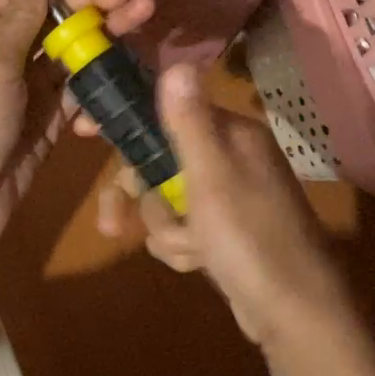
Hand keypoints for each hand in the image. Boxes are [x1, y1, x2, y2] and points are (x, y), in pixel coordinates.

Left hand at [0, 0, 153, 248]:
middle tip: (131, 3)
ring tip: (142, 25)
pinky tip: (103, 103)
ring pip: (76, 50)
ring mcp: (33, 88)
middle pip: (59, 13)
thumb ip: (17, 21)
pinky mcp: (52, 119)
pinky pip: (81, 93)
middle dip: (95, 2)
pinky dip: (96, 94)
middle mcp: (11, 54)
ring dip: (108, 38)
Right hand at [95, 63, 349, 347]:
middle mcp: (227, 161)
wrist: (292, 311)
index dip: (123, 122)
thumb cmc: (250, 239)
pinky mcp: (221, 233)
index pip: (164, 112)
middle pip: (154, 163)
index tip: (83, 130)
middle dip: (136, 197)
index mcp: (230, 137)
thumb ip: (188, 123)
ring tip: (188, 249)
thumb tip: (176, 64)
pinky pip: (178, 230)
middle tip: (113, 225)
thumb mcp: (212, 177)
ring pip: (162, 202)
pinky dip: (180, 248)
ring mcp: (224, 200)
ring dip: (164, 229)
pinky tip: (198, 263)